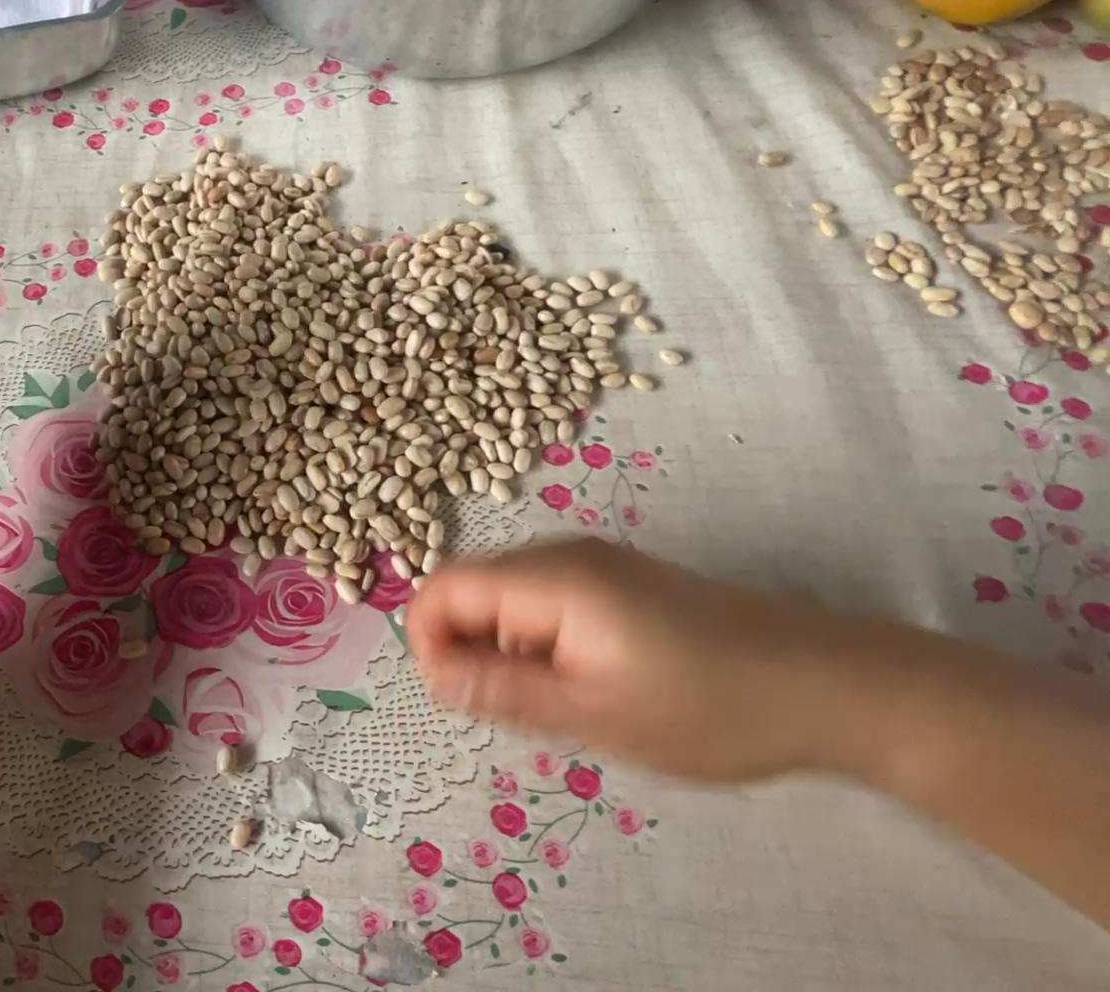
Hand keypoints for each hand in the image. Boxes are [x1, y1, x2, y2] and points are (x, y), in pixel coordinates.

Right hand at [405, 538, 927, 782]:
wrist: (839, 685)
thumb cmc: (712, 707)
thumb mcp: (594, 713)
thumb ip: (501, 690)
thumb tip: (431, 673)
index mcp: (551, 578)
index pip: (442, 588)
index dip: (427, 641)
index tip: (458, 697)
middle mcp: (561, 553)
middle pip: (467, 587)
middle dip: (465, 645)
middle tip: (511, 708)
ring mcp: (591, 560)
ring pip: (502, 595)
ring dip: (501, 646)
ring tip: (553, 699)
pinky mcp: (615, 577)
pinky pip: (539, 598)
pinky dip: (534, 639)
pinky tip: (581, 679)